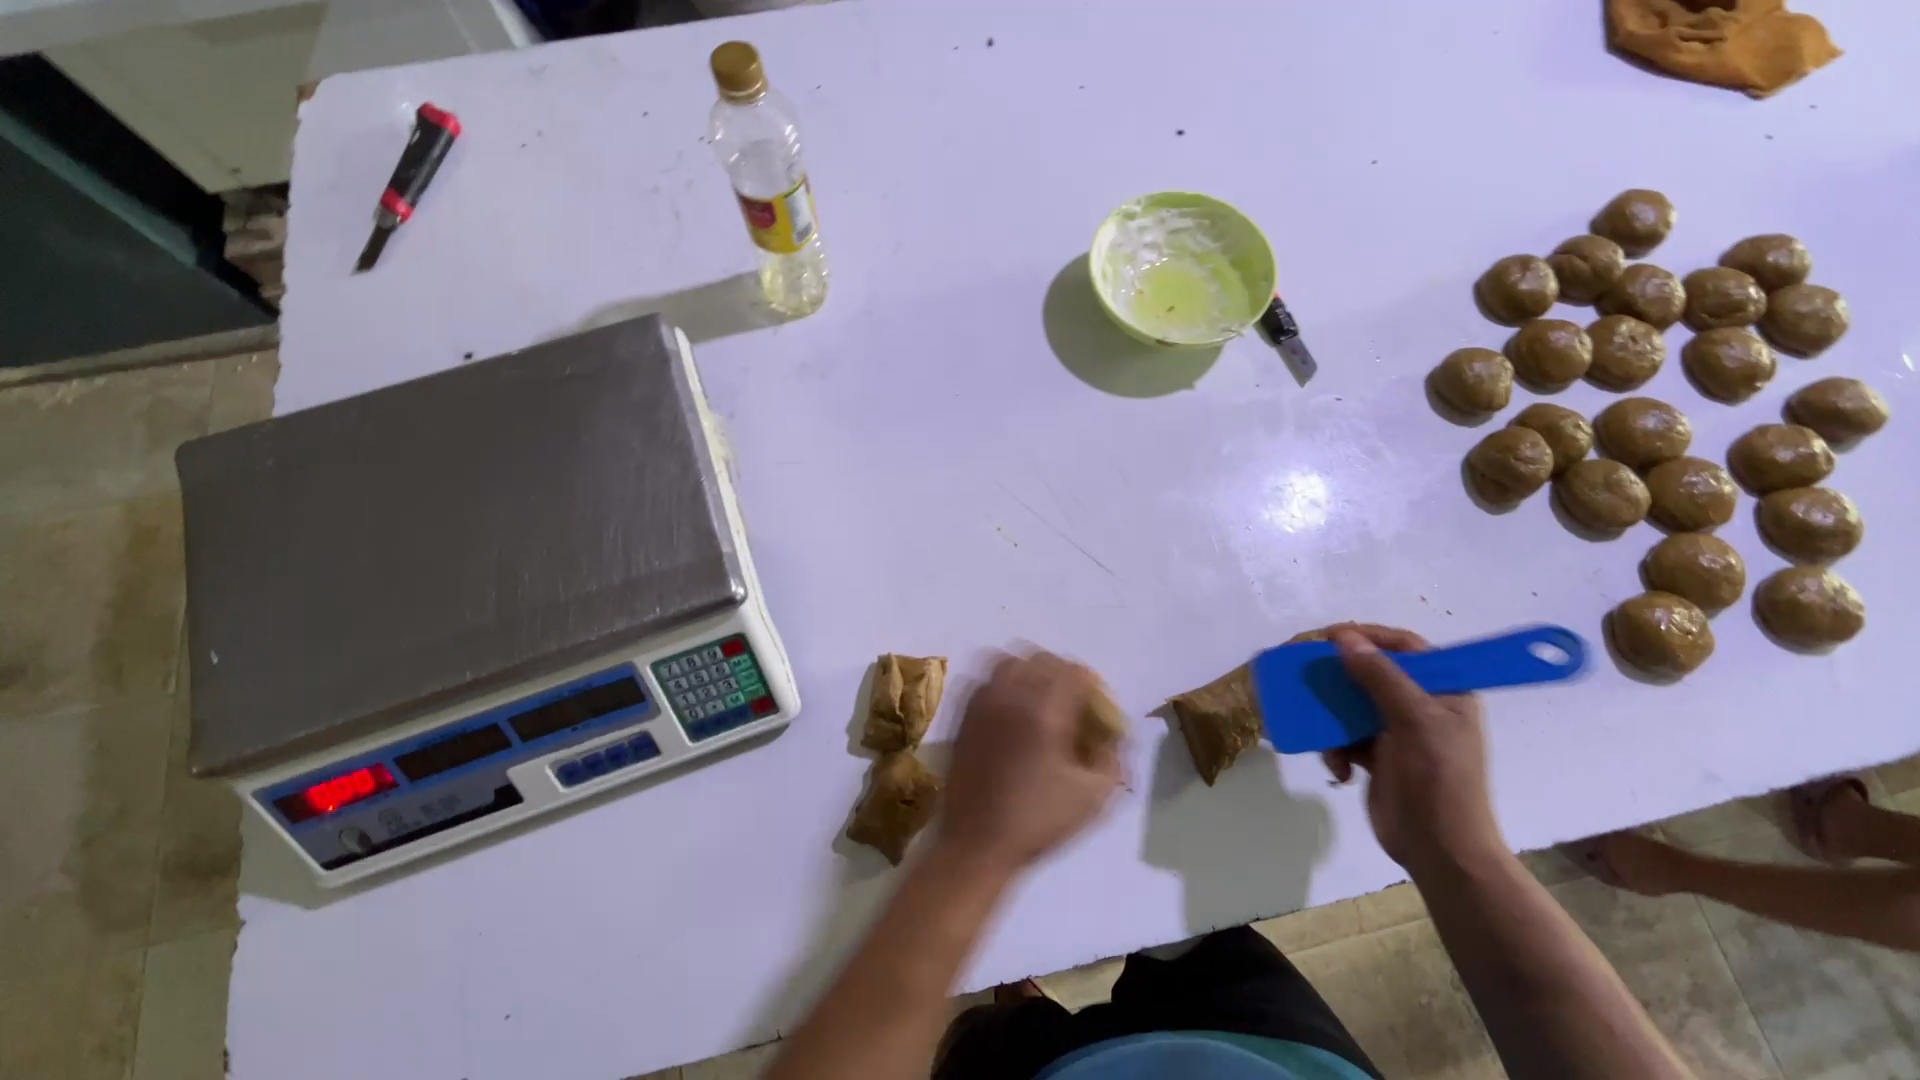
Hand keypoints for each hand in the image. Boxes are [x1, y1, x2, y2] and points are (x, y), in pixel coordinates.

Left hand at [938, 650, 1122, 874]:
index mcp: (1046, 712)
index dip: (1093, 687)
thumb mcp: (1095, 796)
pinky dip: (1001, 682)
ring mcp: (981, 703)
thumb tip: (1113, 733)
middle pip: (1043, 658)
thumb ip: (1113, 755)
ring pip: (1009, 661)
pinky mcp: (962, 714)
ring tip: (1039, 701)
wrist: (977, 843)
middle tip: (1072, 704)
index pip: (1075, 671)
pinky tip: (1010, 709)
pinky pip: (983, 678)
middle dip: (1063, 675)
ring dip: (1030, 673)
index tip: (1097, 712)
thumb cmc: (1039, 822)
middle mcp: (1011, 697)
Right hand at [1321, 624, 1504, 871]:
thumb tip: (1343, 638)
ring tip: (1323, 735)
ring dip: (1333, 720)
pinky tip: (1339, 768)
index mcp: (1445, 692)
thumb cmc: (1439, 779)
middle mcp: (1422, 707)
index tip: (1331, 637)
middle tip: (1308, 673)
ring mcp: (1399, 734)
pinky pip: (1346, 738)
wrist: (1441, 850)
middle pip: (1372, 675)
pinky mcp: (1379, 758)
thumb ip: (1380, 677)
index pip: (1407, 648)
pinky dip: (1336, 748)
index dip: (1371, 637)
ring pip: (1352, 707)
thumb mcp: (1414, 721)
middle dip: (1341, 679)